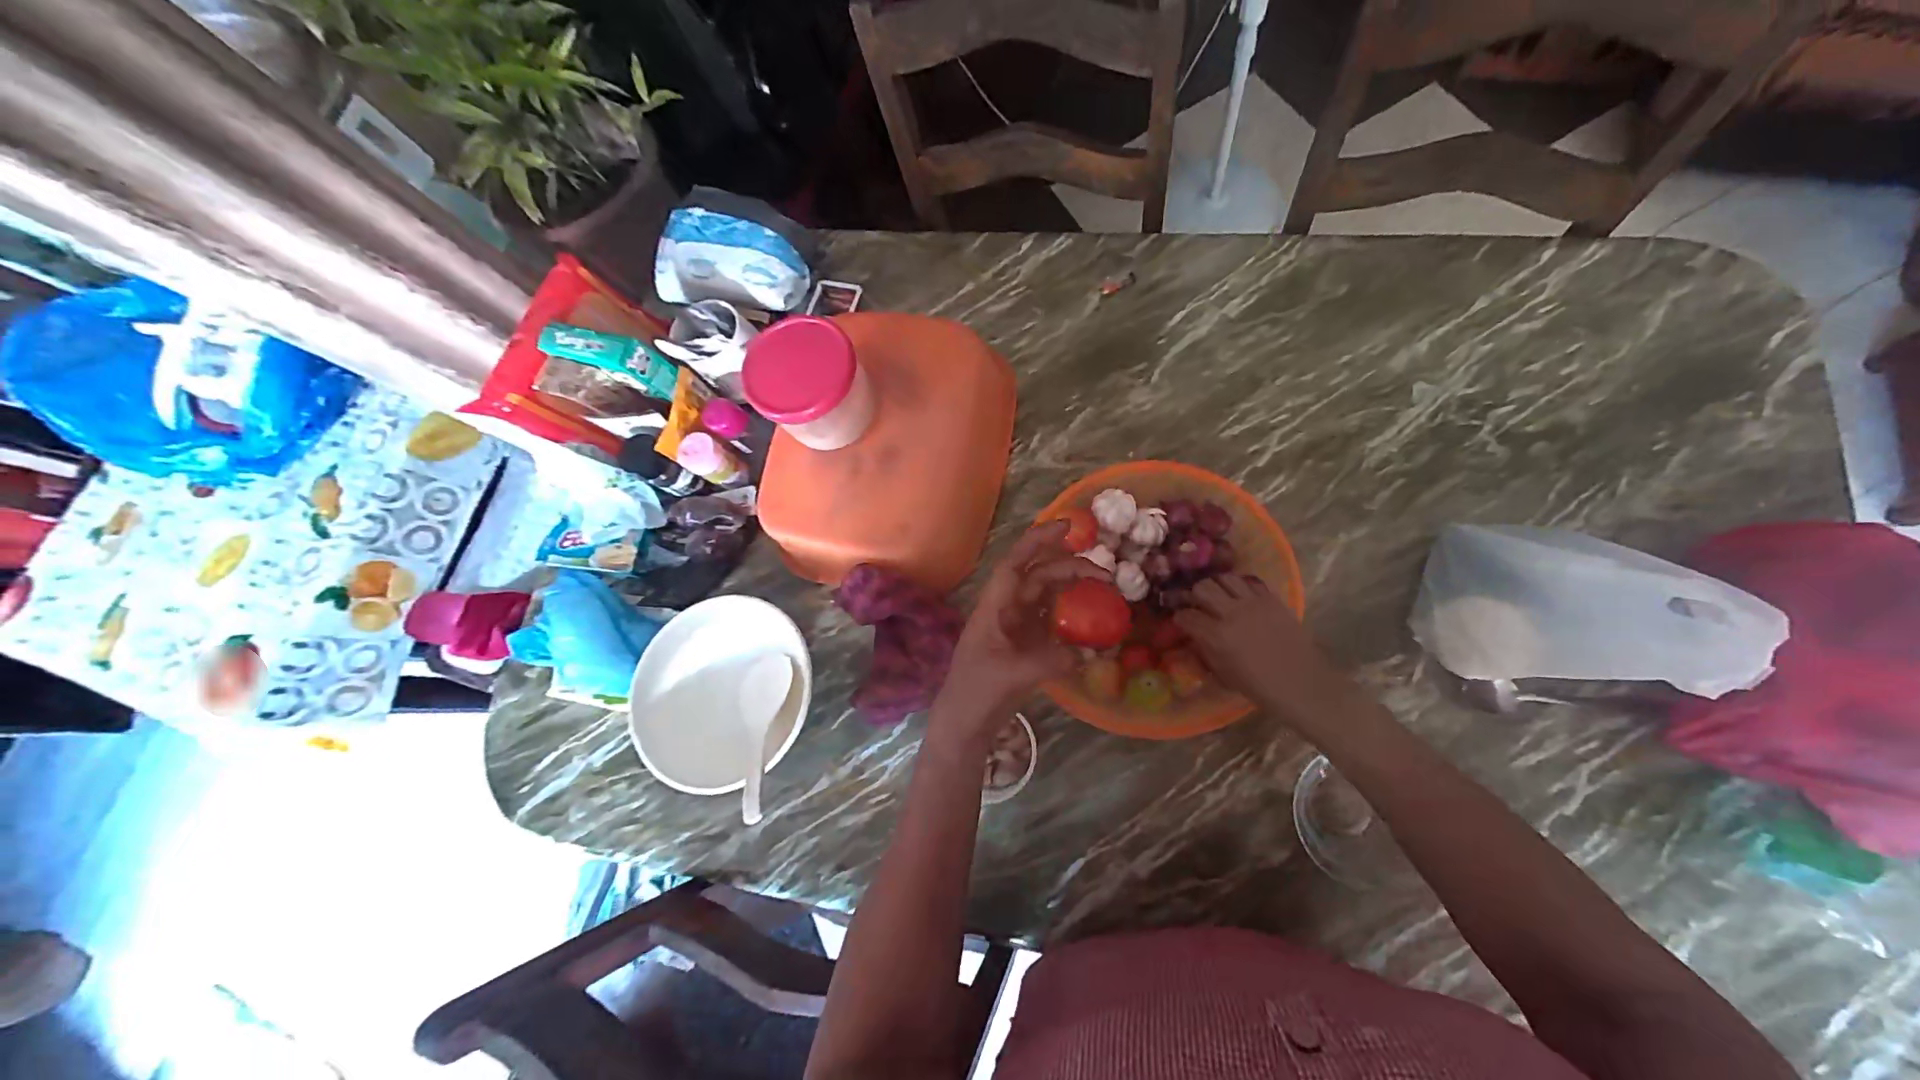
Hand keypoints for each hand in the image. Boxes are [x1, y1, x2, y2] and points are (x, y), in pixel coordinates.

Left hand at [932, 521, 1106, 745]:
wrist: (963, 724)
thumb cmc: (977, 693)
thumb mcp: (1014, 675)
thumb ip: (1053, 661)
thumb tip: (1091, 651)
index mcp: (993, 607)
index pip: (1015, 564)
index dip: (1037, 541)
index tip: (1066, 526)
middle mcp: (1005, 611)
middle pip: (1038, 577)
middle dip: (1069, 568)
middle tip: (1105, 575)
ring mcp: (1016, 628)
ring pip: (1047, 597)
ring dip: (1072, 589)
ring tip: (1104, 590)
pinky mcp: (1026, 646)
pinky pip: (1052, 622)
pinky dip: (1071, 617)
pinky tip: (1093, 622)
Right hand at [1172, 574, 1349, 727]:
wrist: (1301, 683)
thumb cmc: (1259, 686)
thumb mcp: (1222, 674)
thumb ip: (1204, 650)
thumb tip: (1195, 636)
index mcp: (1217, 636)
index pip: (1186, 616)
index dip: (1179, 618)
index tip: (1181, 621)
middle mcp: (1232, 613)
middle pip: (1202, 588)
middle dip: (1194, 595)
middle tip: (1197, 603)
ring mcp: (1254, 603)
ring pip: (1225, 578)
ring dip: (1217, 585)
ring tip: (1218, 595)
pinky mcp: (1272, 600)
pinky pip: (1250, 583)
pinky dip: (1241, 586)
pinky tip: (1241, 596)